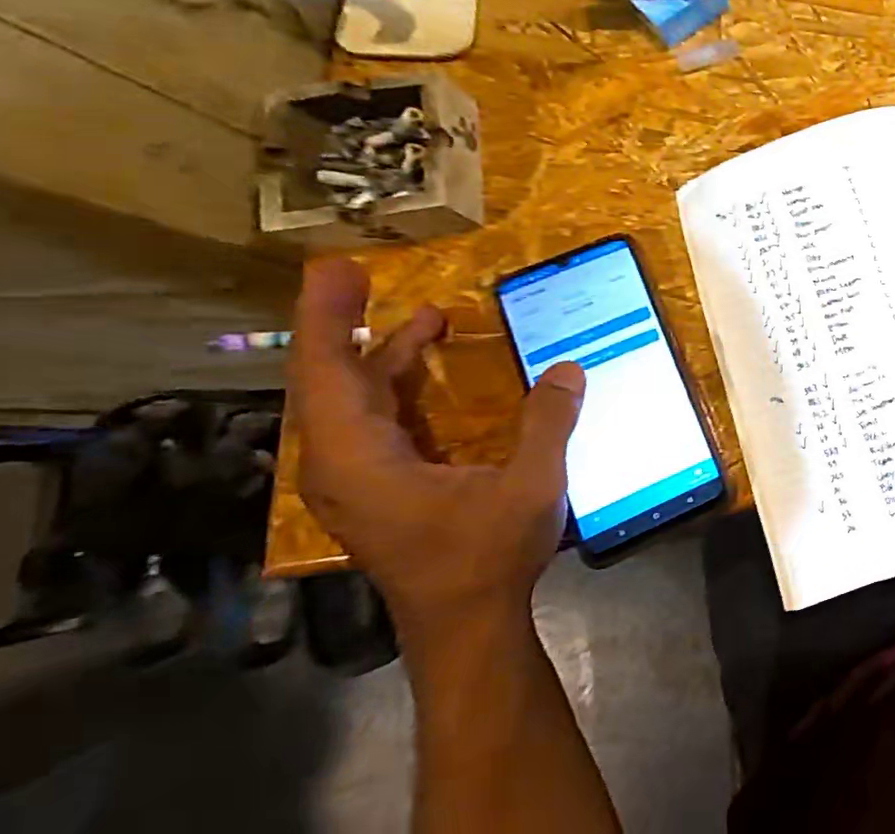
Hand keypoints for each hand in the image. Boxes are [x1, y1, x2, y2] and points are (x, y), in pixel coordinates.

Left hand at [290, 257, 584, 631]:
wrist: (467, 624)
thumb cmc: (486, 556)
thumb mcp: (529, 486)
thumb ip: (547, 423)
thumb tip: (568, 367)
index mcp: (358, 459)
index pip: (326, 371)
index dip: (325, 315)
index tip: (336, 269)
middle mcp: (341, 464)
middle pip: (331, 379)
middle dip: (347, 324)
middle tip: (366, 277)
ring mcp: (356, 480)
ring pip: (354, 402)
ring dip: (384, 356)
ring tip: (429, 319)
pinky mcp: (377, 489)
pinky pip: (373, 422)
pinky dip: (395, 387)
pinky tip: (428, 375)